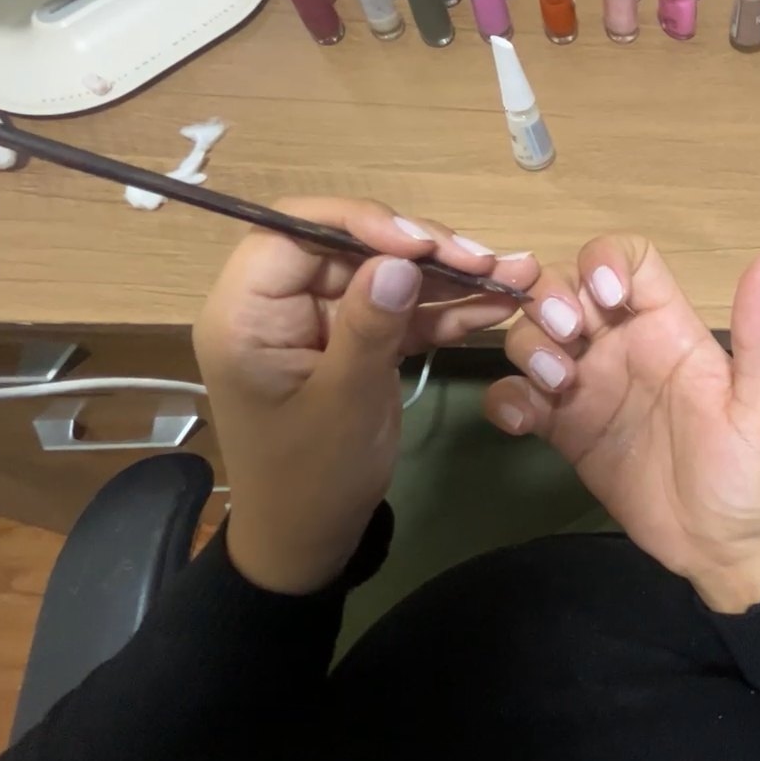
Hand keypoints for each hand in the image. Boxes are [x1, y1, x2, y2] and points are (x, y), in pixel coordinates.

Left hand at [194, 198, 537, 593]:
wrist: (314, 536)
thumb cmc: (313, 479)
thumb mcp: (343, 404)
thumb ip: (368, 328)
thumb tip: (398, 262)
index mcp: (249, 313)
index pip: (294, 232)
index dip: (360, 224)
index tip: (423, 245)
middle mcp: (284, 304)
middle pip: (354, 248)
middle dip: (424, 251)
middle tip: (485, 262)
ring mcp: (327, 322)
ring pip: (389, 276)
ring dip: (450, 277)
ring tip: (510, 276)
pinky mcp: (361, 341)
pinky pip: (405, 313)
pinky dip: (450, 311)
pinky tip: (497, 306)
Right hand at [482, 237, 759, 612]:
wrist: (718, 545)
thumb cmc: (748, 472)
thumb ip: (758, 338)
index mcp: (669, 328)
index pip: (631, 261)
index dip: (606, 259)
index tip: (606, 296)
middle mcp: (623, 346)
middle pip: (564, 286)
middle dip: (550, 298)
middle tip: (568, 338)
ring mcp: (588, 386)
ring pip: (533, 335)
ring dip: (530, 347)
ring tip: (557, 389)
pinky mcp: (563, 429)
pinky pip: (517, 396)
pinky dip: (507, 400)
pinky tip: (525, 426)